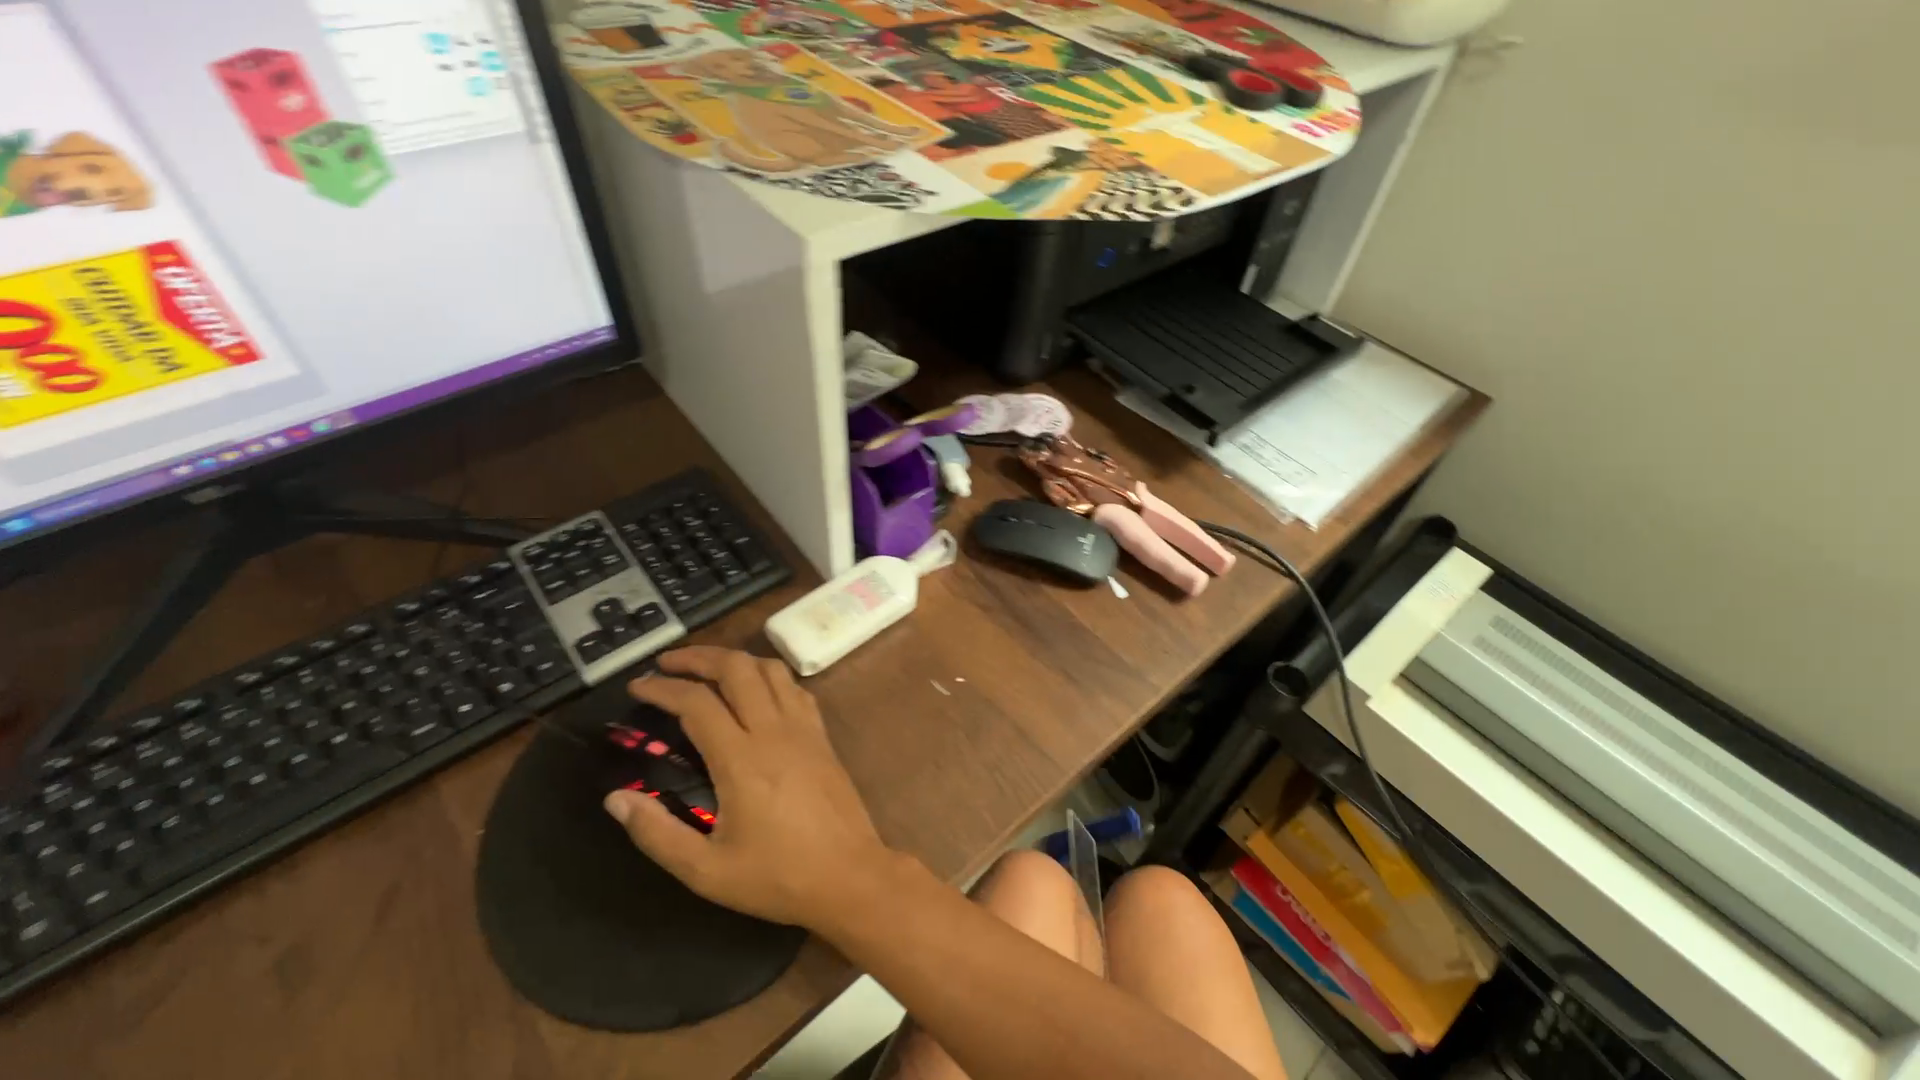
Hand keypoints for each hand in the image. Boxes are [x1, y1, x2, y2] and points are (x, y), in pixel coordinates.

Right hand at [602, 646, 897, 928]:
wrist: (851, 878)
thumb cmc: (778, 877)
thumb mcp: (706, 871)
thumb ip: (657, 834)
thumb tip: (616, 798)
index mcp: (741, 759)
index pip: (696, 702)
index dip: (662, 687)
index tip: (637, 686)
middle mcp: (774, 732)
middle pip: (737, 667)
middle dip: (698, 656)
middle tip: (668, 663)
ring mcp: (804, 730)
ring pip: (771, 669)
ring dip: (736, 660)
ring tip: (708, 670)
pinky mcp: (823, 738)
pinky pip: (795, 689)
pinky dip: (768, 677)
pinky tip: (755, 692)